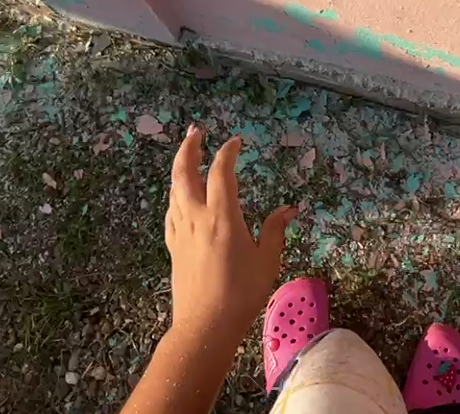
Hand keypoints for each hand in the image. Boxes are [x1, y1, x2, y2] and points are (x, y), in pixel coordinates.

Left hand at [164, 126, 296, 345]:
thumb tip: (289, 208)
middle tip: (195, 131)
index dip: (227, 152)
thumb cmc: (240, 294)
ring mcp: (181, 232)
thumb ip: (275, 230)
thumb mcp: (267, 261)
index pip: (222, 172)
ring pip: (174, 191)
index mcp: (222, 216)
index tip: (236, 141)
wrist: (204, 328)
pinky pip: (171, 212)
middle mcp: (197, 217)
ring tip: (187, 154)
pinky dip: (175, 195)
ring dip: (179, 168)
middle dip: (189, 149)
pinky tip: (178, 195)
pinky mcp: (174, 247)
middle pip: (185, 174)